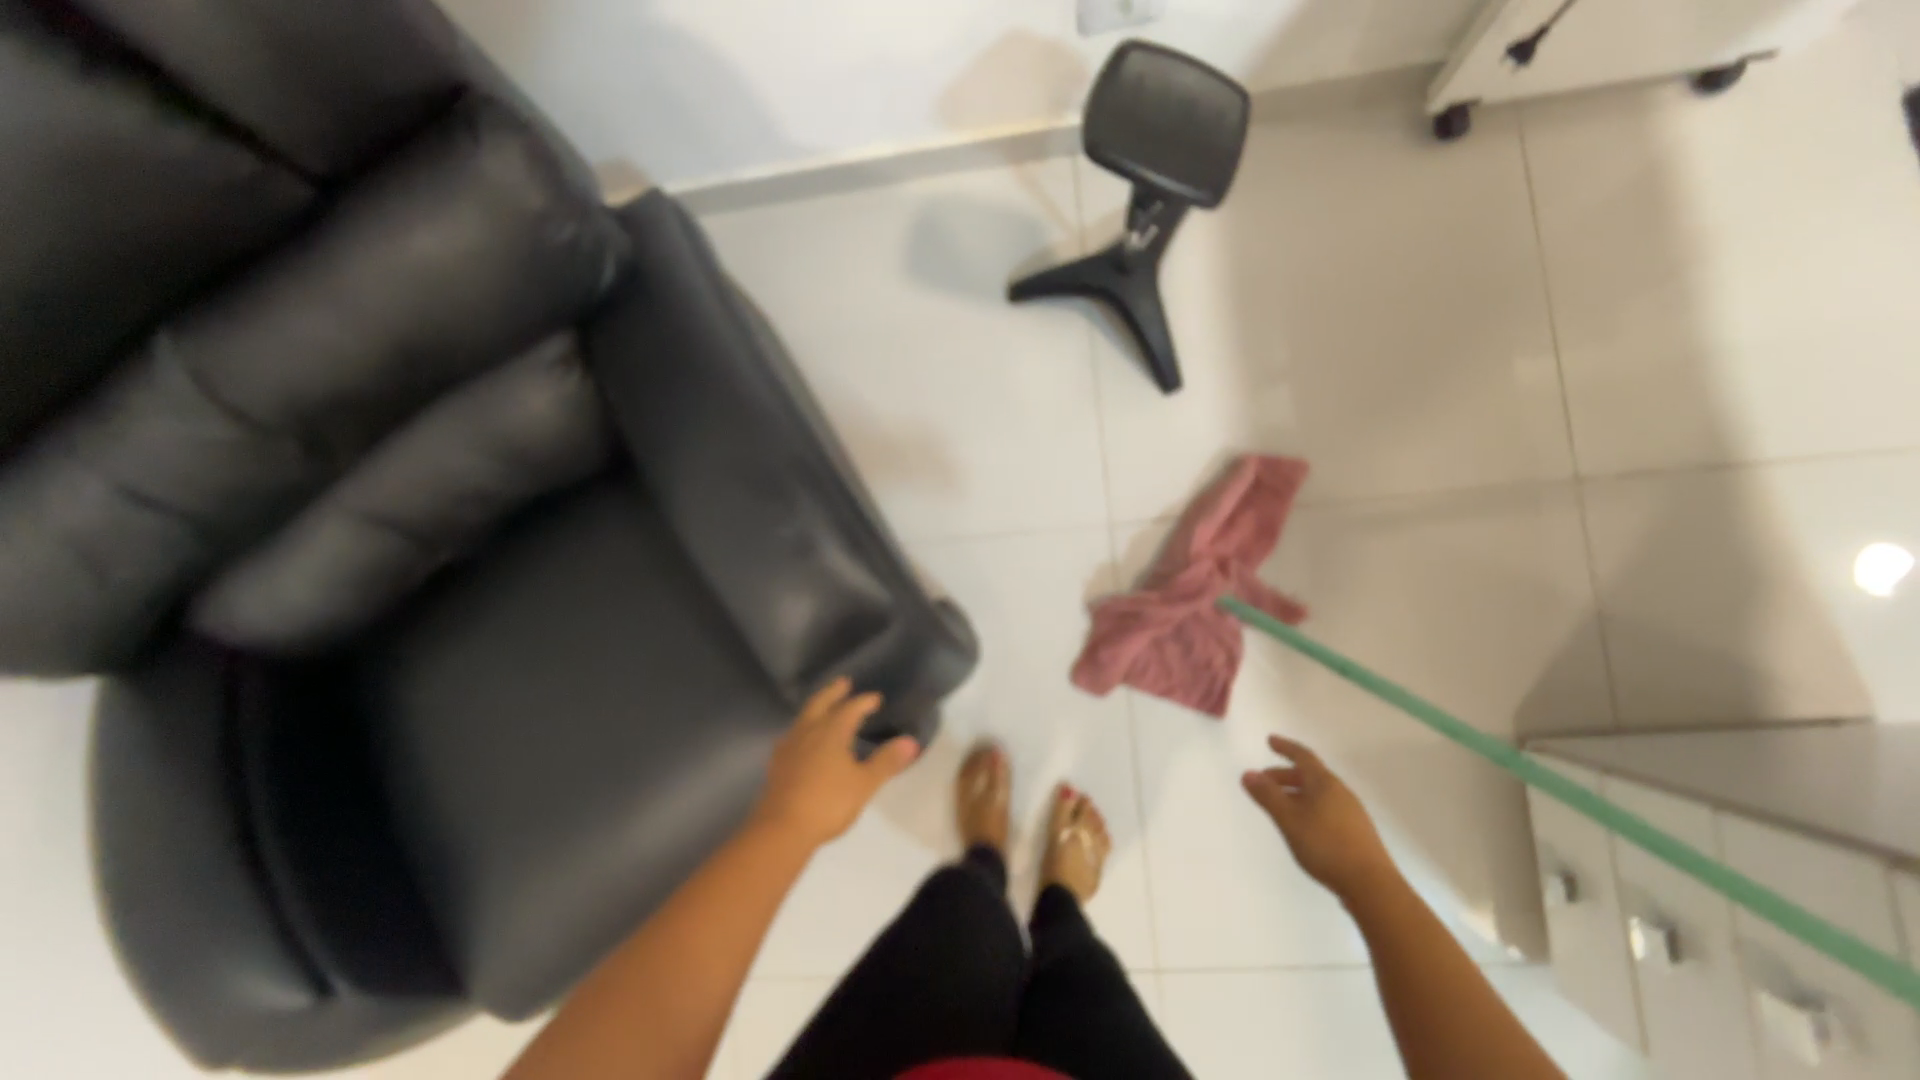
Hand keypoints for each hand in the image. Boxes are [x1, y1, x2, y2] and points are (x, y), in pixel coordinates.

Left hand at [751, 678, 919, 848]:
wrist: (782, 829)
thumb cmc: (828, 803)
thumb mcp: (864, 784)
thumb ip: (886, 761)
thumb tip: (911, 741)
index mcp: (831, 732)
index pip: (850, 709)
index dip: (864, 702)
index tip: (875, 698)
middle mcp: (807, 732)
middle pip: (820, 704)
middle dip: (833, 692)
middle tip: (843, 682)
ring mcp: (789, 747)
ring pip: (803, 718)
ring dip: (816, 708)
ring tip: (823, 709)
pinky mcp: (777, 764)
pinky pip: (792, 736)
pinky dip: (803, 729)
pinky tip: (803, 741)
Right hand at [1242, 735, 1397, 900]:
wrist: (1371, 885)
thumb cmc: (1326, 846)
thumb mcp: (1289, 820)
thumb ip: (1268, 796)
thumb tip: (1248, 773)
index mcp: (1325, 784)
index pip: (1303, 756)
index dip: (1285, 747)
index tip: (1270, 741)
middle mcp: (1340, 793)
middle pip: (1310, 776)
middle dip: (1285, 775)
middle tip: (1264, 781)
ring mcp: (1351, 813)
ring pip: (1318, 794)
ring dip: (1296, 793)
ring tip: (1278, 806)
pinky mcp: (1356, 832)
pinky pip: (1326, 809)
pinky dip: (1308, 808)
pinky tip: (1302, 827)